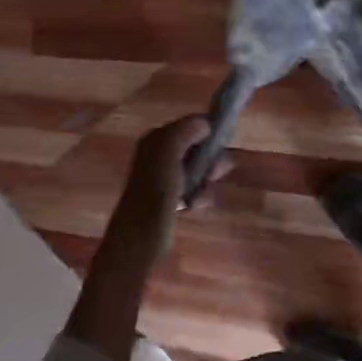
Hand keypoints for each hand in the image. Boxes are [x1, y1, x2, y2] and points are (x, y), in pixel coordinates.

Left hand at [63, 117, 221, 360]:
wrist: (139, 238)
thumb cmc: (153, 194)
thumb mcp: (168, 155)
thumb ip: (184, 132)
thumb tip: (204, 121)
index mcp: (156, 140)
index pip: (190, 125)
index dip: (208, 134)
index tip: (222, 146)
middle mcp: (159, 155)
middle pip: (198, 148)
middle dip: (210, 161)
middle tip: (215, 175)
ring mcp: (164, 178)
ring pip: (199, 171)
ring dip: (206, 183)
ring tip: (200, 197)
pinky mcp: (170, 199)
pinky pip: (195, 190)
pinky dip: (199, 197)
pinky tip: (194, 208)